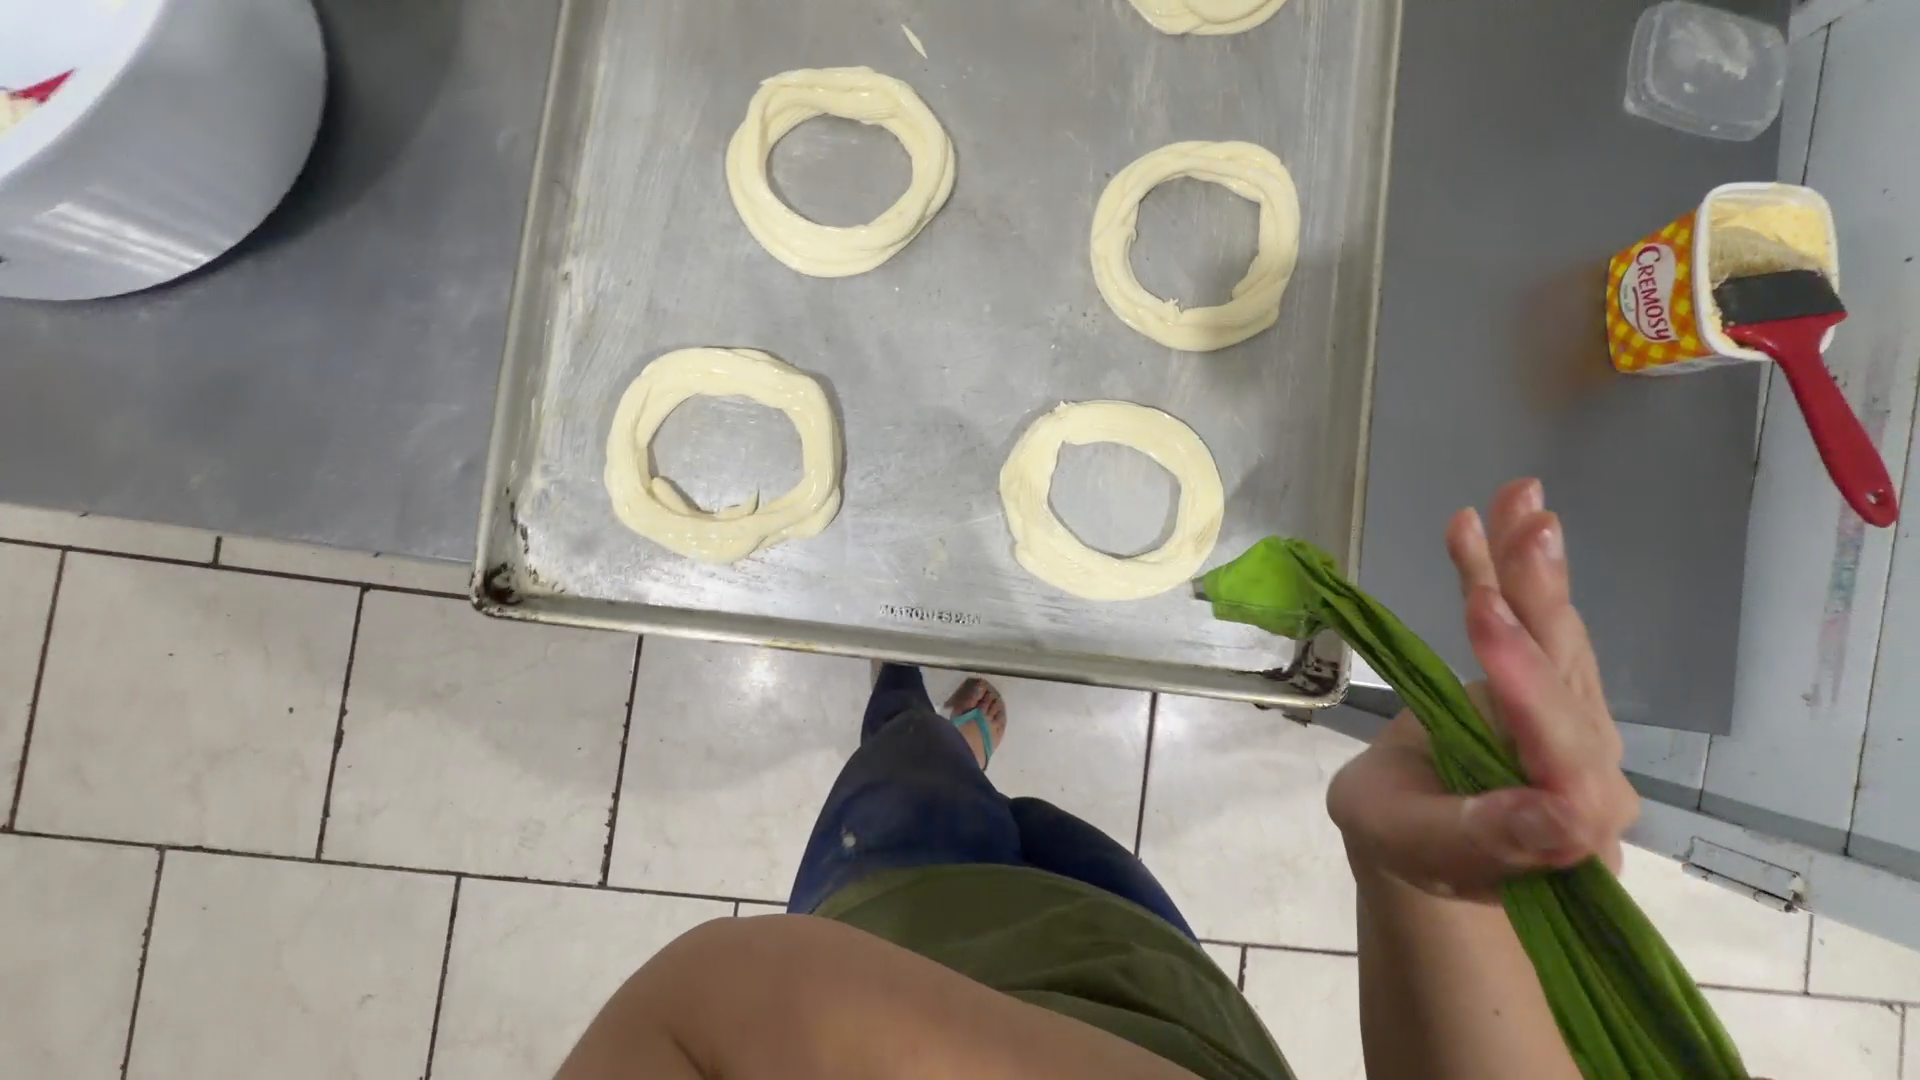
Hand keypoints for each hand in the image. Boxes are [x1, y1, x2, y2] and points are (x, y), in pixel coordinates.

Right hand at [1326, 479, 1639, 899]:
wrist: (1420, 843)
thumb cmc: (1403, 848)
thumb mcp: (1417, 846)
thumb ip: (1477, 838)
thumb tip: (1560, 814)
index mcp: (1567, 817)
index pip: (1555, 739)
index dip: (1521, 676)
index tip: (1482, 611)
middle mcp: (1589, 765)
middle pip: (1567, 673)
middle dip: (1540, 594)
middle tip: (1529, 524)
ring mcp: (1570, 723)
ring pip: (1554, 638)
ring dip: (1529, 567)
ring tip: (1516, 500)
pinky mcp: (1542, 692)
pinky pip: (1526, 629)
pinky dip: (1498, 576)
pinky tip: (1474, 526)